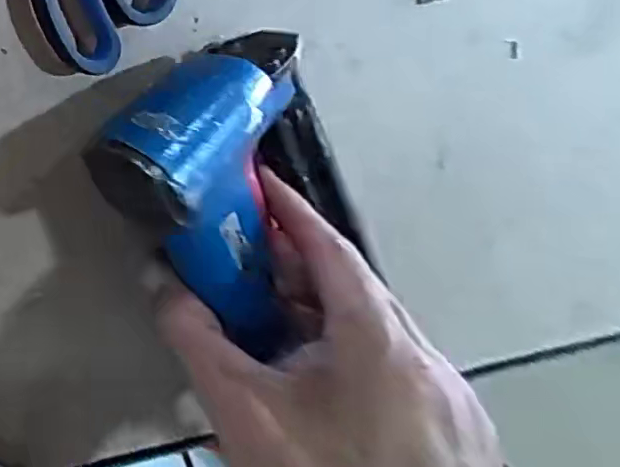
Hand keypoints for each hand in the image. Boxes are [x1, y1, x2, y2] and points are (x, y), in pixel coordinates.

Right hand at [156, 172, 502, 466]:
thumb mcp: (242, 407)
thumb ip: (194, 335)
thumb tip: (162, 286)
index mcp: (383, 342)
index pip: (332, 248)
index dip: (291, 209)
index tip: (260, 179)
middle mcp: (429, 364)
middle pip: (355, 286)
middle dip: (296, 259)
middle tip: (247, 244)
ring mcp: (452, 406)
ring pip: (375, 328)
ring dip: (318, 305)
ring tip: (266, 303)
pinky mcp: (457, 442)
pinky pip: (392, 365)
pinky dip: (344, 345)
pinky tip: (308, 368)